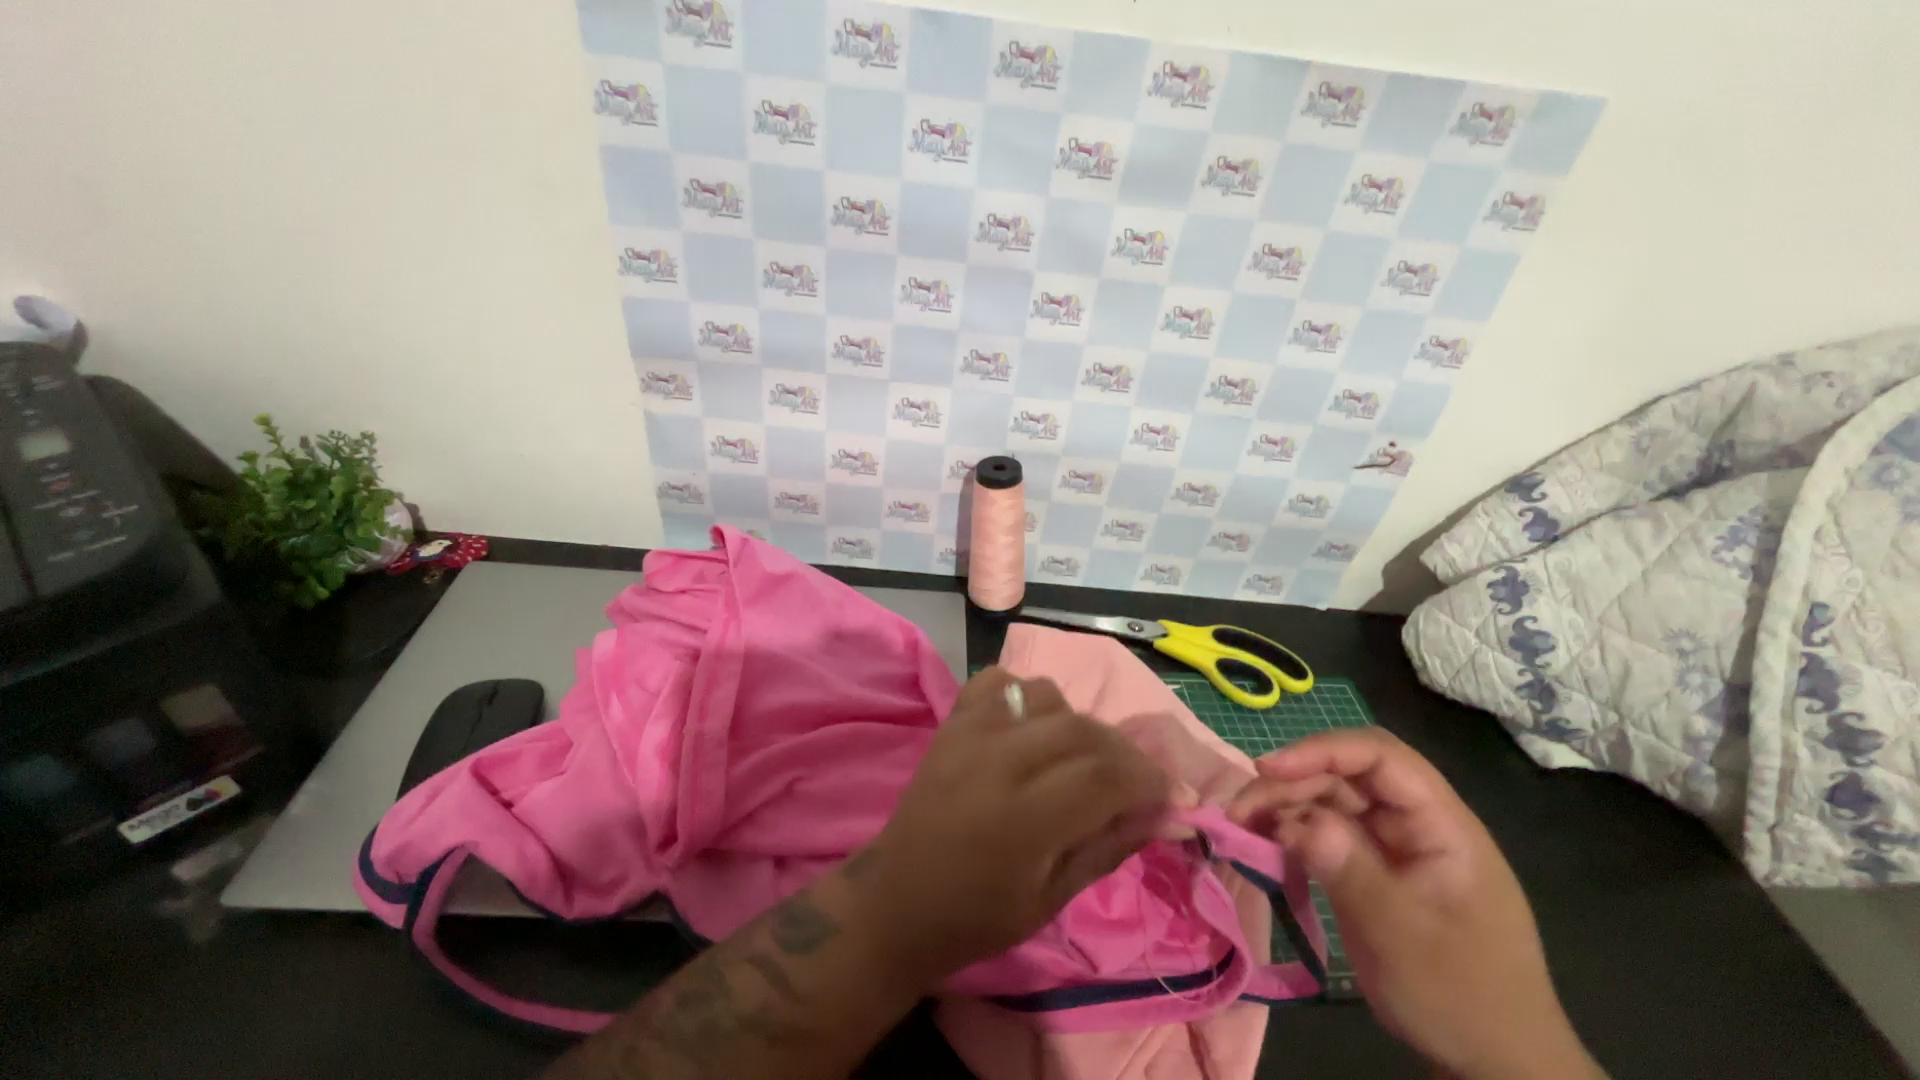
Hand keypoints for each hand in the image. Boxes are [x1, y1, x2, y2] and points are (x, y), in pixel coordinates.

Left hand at [853, 667, 1175, 982]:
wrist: (897, 901)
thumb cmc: (978, 916)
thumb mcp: (1053, 898)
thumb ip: (1109, 846)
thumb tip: (1167, 814)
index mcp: (1023, 820)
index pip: (1107, 776)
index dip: (1150, 780)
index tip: (1168, 795)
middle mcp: (997, 763)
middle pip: (1084, 731)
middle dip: (1124, 754)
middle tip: (1135, 783)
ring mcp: (969, 734)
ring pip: (1046, 696)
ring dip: (1077, 724)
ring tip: (1079, 760)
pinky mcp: (951, 723)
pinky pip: (998, 682)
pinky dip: (1025, 696)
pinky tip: (1031, 730)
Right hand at [1229, 728, 1602, 1079]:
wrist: (1495, 1062)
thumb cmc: (1460, 997)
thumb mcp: (1403, 938)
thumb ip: (1350, 872)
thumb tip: (1297, 820)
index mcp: (1442, 825)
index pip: (1380, 757)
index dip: (1322, 751)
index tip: (1266, 769)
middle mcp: (1415, 824)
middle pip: (1346, 776)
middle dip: (1289, 783)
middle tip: (1237, 813)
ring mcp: (1392, 849)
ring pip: (1329, 803)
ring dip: (1283, 808)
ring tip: (1239, 828)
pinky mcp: (1371, 872)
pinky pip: (1326, 836)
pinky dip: (1291, 835)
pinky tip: (1262, 847)